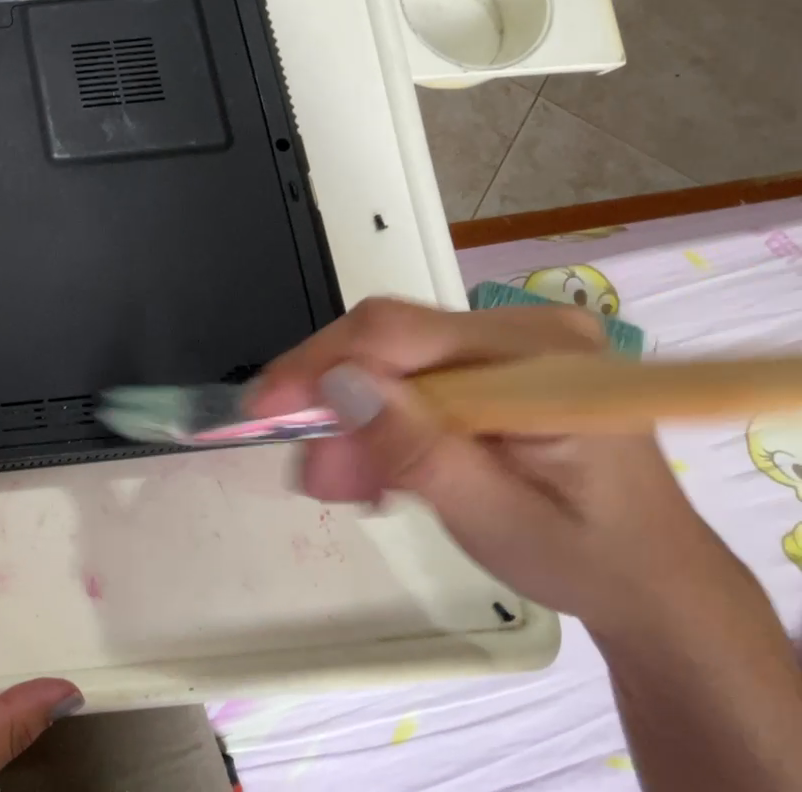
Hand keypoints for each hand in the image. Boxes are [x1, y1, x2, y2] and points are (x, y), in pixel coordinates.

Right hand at [248, 297, 739, 629]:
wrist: (647, 581)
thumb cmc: (585, 556)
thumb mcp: (493, 516)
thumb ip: (418, 449)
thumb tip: (338, 385)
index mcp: (541, 355)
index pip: (397, 332)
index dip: (318, 364)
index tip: (263, 410)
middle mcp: (522, 329)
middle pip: (382, 341)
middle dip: (330, 400)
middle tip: (312, 471)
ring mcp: (505, 342)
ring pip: (381, 359)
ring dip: (346, 417)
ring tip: (345, 482)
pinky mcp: (487, 362)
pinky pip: (400, 374)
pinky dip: (371, 419)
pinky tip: (372, 464)